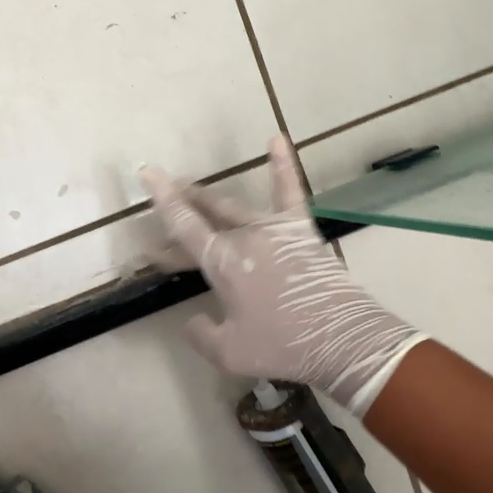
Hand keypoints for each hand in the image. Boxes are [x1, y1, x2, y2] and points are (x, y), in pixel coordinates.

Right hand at [139, 137, 426, 415]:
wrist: (345, 341)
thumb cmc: (283, 347)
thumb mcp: (228, 353)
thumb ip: (200, 334)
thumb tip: (193, 320)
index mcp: (222, 263)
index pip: (184, 224)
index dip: (162, 199)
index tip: (147, 172)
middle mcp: (244, 237)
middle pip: (205, 215)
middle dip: (181, 203)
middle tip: (166, 193)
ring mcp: (274, 230)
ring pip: (235, 207)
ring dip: (211, 198)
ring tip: (193, 188)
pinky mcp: (301, 232)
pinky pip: (290, 192)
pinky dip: (282, 165)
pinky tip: (276, 139)